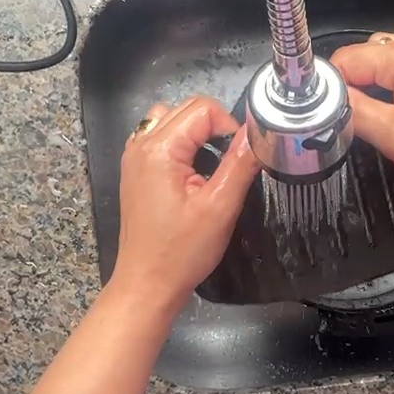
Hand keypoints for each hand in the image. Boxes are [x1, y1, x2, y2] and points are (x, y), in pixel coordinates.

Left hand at [113, 96, 258, 311]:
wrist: (148, 284)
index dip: (230, 126)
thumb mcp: (220, 207)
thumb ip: (240, 164)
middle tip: (230, 164)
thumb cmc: (182, 252)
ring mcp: (134, 157)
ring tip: (211, 165)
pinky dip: (180, 145)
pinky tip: (192, 172)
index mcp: (160, 149)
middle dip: (216, 128)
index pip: (204, 109)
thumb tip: (259, 133)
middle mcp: (141, 144)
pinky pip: (159, 138)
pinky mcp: (136, 172)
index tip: (241, 159)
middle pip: (186, 109)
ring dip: (197, 133)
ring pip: (171, 119)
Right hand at [331, 33, 393, 203]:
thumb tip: (327, 101)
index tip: (326, 114)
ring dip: (375, 92)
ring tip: (382, 125)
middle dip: (354, 89)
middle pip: (365, 58)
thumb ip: (356, 114)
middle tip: (355, 125)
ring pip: (386, 66)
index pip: (347, 59)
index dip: (330, 87)